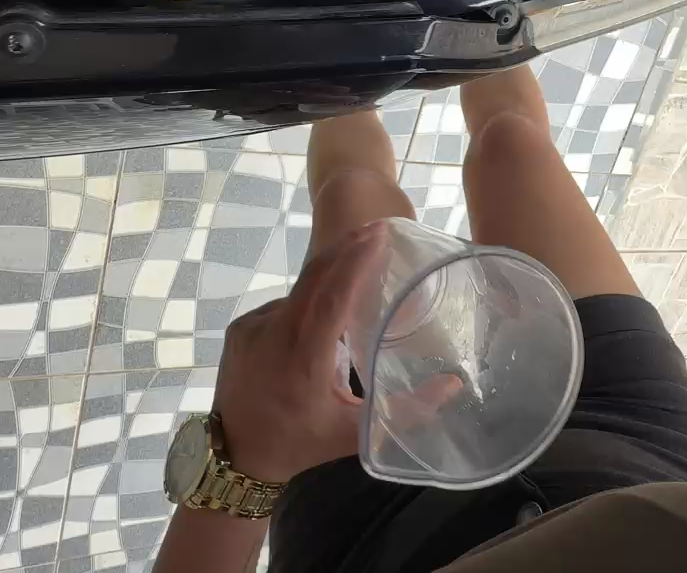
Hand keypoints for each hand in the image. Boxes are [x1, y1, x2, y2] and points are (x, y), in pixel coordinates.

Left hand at [210, 223, 385, 482]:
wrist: (233, 458)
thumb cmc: (301, 444)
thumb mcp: (355, 433)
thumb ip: (406, 411)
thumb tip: (453, 384)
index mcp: (304, 361)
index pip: (333, 296)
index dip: (356, 262)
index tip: (379, 235)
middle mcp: (274, 336)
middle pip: (316, 276)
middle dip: (348, 246)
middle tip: (379, 228)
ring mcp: (253, 327)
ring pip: (302, 290)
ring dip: (329, 277)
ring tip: (355, 272)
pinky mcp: (242, 326)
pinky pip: (284, 305)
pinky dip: (305, 304)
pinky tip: (316, 319)